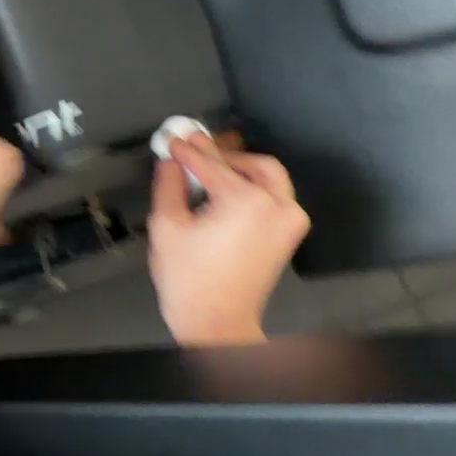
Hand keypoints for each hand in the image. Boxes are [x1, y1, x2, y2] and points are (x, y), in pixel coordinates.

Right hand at [148, 135, 309, 344]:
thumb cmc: (187, 275)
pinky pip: (274, 196)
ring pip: (269, 178)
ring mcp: (289, 220)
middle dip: (222, 155)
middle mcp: (277, 205)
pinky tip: (224, 192)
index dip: (188, 150)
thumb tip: (170, 161)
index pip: (212, 165)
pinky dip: (251, 187)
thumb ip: (168, 185)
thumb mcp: (166, 225)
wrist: (215, 316)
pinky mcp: (289, 233)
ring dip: (239, 169)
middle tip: (193, 150)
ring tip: (207, 171)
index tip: (173, 138)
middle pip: (253, 164)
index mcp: (246, 201)